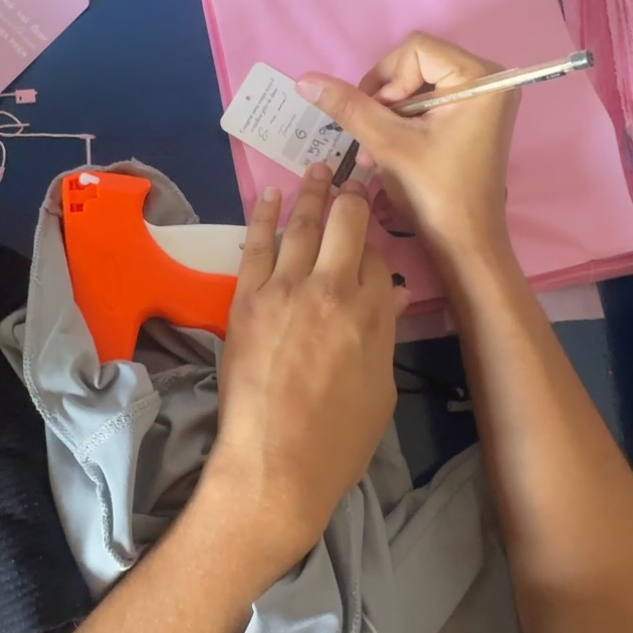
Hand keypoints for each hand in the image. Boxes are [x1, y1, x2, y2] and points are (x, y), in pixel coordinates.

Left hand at [197, 164, 407, 581]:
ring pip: (302, 225)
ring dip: (312, 192)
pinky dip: (265, 216)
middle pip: (345, 224)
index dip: (375, 237)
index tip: (372, 219)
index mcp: (370, 314)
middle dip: (351, 197)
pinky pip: (257, 246)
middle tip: (353, 179)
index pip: (375, 255)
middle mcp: (331, 289)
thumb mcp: (380, 390)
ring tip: (318, 167)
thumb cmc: (337, 440)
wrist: (274, 465)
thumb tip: (385, 293)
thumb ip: (382, 334)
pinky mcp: (247, 299)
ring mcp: (285, 290)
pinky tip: (272, 195)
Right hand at [296, 32, 516, 252]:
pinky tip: (389, 150)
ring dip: (389, 114)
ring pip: (416, 84)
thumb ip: (348, 106)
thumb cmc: (434, 192)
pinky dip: (403, 121)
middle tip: (375, 134)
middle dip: (386, 98)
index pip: (416, 49)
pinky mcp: (471, 117)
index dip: (387, 79)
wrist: (465, 243)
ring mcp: (481, 99)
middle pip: (416, 63)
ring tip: (378, 148)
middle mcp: (488, 80)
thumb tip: (305, 79)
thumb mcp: (387, 144)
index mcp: (480, 78)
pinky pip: (427, 101)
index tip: (380, 118)